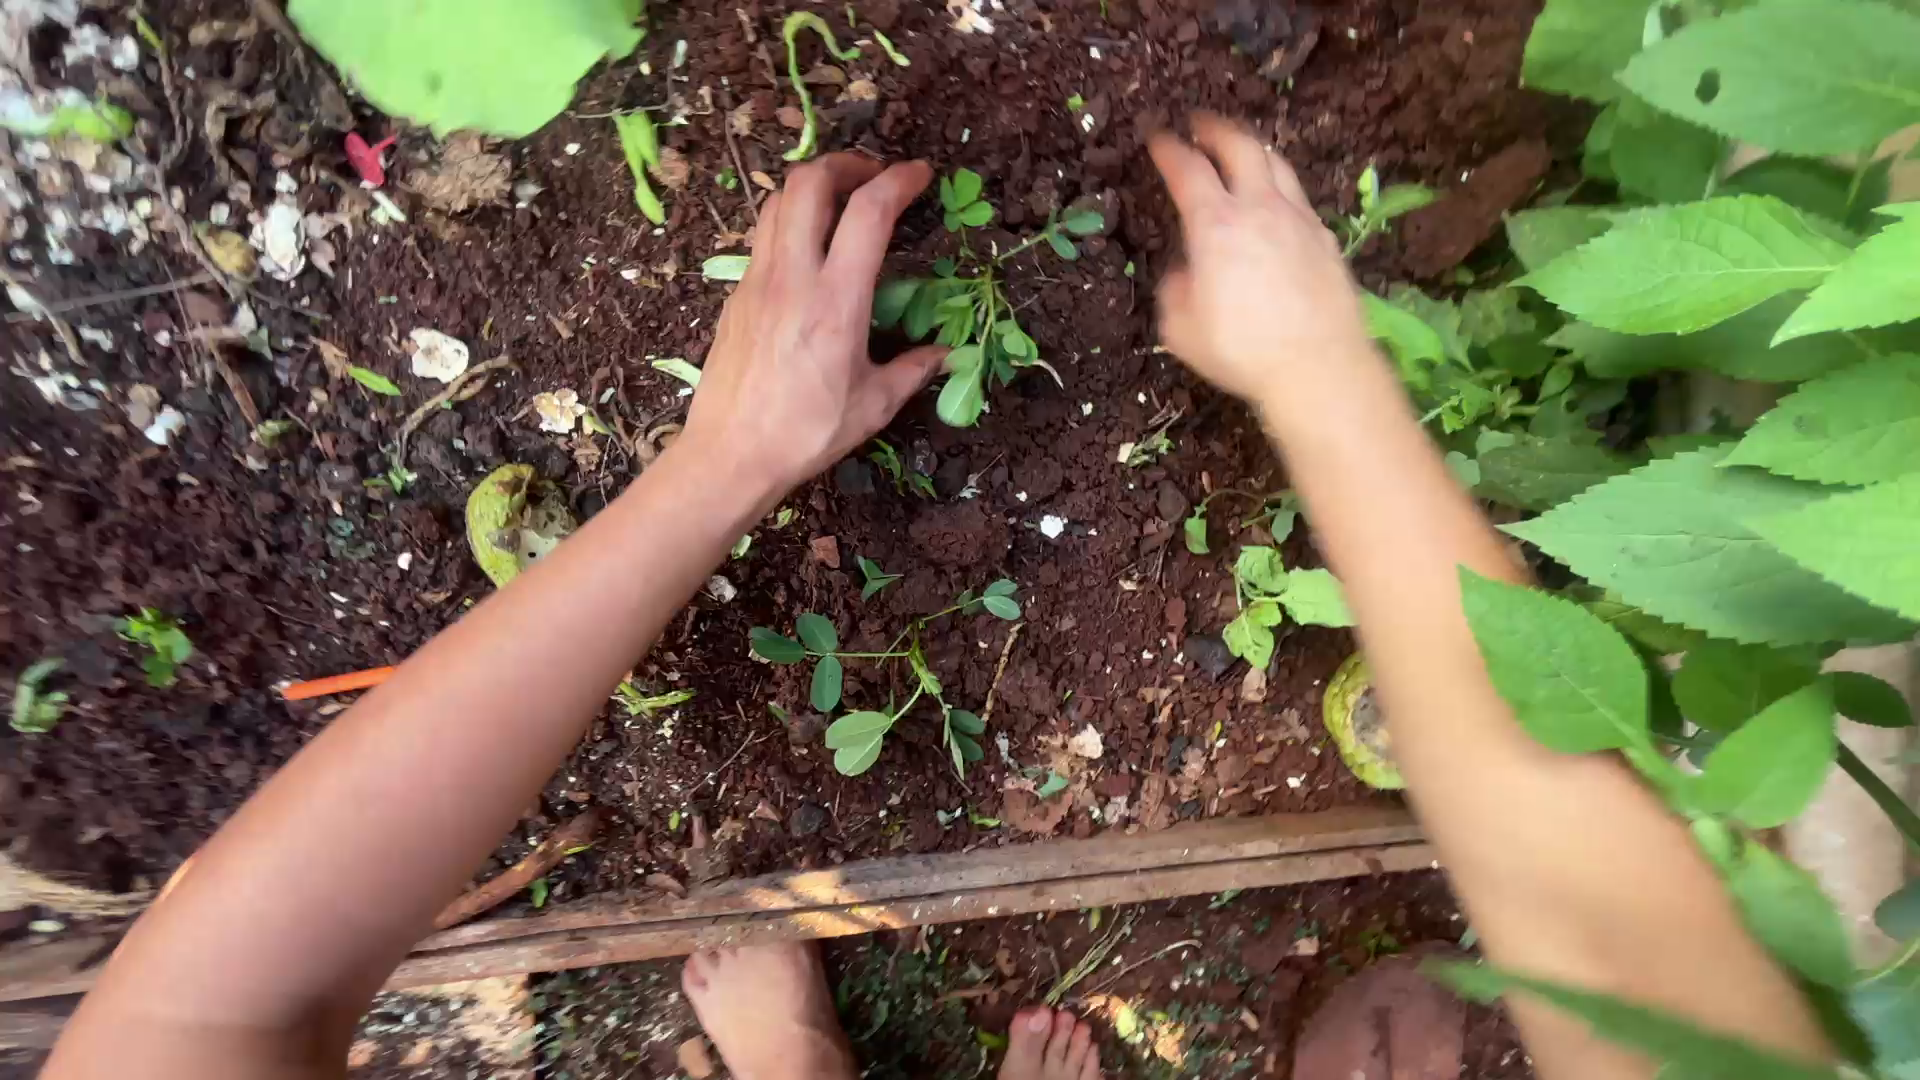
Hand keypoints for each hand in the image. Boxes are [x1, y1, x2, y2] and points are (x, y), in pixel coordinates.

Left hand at [680, 154, 946, 495]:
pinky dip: (790, 223)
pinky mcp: (737, 296)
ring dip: (813, 188)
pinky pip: (763, 237)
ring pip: (778, 201)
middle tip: (873, 179)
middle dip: (847, 164)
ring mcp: (757, 281)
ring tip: (840, 205)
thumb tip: (946, 354)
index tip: (921, 175)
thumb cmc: (808, 433)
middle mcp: (792, 276)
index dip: (899, 180)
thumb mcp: (873, 405)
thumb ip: (914, 370)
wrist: (732, 454)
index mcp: (836, 301)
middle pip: (809, 181)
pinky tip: (809, 255)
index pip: (869, 212)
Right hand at [1149, 115, 1375, 415]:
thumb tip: (1187, 271)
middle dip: (1215, 129)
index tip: (1157, 138)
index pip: (1187, 171)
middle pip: (1241, 146)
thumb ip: (1176, 290)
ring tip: (1240, 150)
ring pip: (1277, 163)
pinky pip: (1297, 197)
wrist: (1315, 364)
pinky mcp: (1325, 238)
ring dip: (1253, 149)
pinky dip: (1277, 187)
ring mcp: (1298, 219)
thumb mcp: (1180, 328)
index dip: (1168, 150)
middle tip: (1199, 125)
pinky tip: (1273, 203)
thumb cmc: (1239, 350)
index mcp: (1215, 227)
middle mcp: (1259, 209)